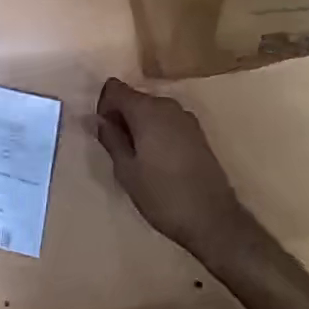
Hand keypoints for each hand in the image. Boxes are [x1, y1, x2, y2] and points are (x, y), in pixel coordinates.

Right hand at [94, 77, 248, 255]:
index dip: (104, 105)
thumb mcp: (127, 171)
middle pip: (134, 98)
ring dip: (140, 125)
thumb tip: (94, 119)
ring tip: (140, 160)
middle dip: (122, 117)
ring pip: (152, 110)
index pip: (114, 88)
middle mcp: (166, 105)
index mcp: (146, 109)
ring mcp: (185, 117)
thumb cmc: (163, 195)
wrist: (214, 220)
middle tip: (120, 151)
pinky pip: (168, 121)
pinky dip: (158, 132)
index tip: (106, 132)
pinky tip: (160, 162)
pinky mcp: (198, 132)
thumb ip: (110, 138)